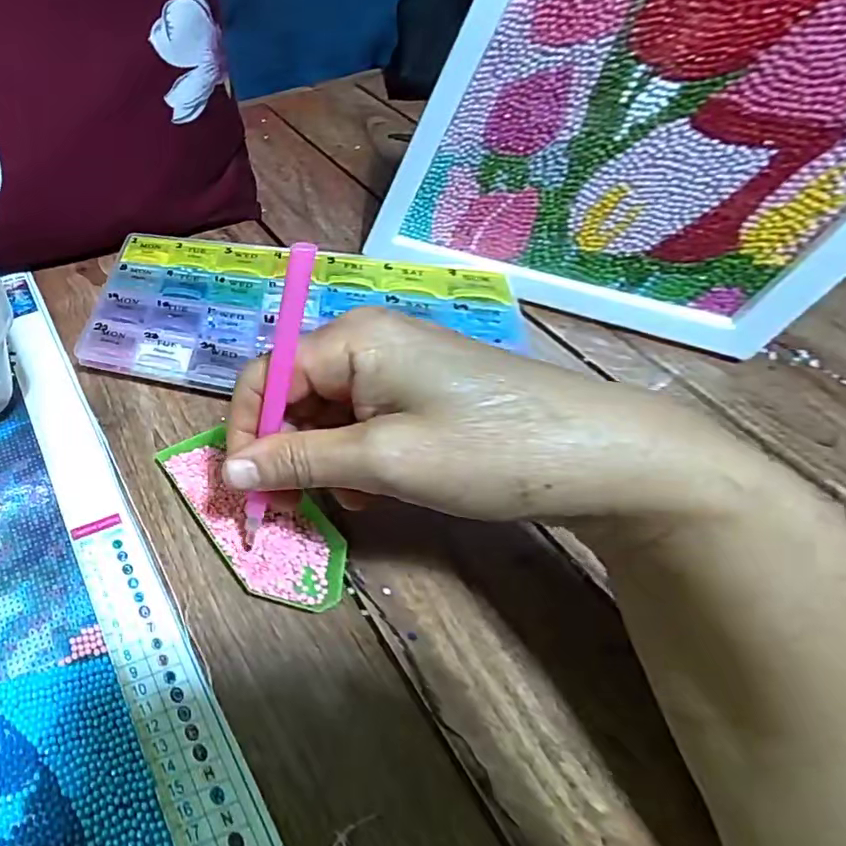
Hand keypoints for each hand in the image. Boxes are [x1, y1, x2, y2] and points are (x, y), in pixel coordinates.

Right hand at [224, 308, 765, 523]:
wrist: (617, 461)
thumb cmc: (489, 449)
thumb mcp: (382, 461)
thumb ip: (297, 461)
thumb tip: (228, 471)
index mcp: (350, 338)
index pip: (264, 376)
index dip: (245, 431)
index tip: (242, 488)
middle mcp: (364, 341)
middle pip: (291, 394)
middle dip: (281, 451)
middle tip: (284, 507)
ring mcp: (392, 365)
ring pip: (321, 414)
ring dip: (316, 460)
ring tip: (342, 500)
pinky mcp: (414, 392)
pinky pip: (356, 422)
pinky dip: (349, 458)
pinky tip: (370, 489)